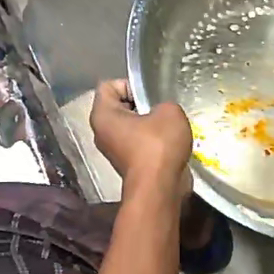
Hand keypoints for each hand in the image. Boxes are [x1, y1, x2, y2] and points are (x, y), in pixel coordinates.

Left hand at [90, 80, 192, 198]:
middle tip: (162, 110)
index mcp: (103, 115)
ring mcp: (115, 150)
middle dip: (143, 105)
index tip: (150, 95)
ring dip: (151, 125)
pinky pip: (141, 143)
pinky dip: (154, 142)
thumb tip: (161, 114)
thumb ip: (163, 104)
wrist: (160, 188)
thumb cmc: (158, 146)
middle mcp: (102, 132)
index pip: (109, 85)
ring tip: (170, 127)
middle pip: (121, 106)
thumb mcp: (169, 111)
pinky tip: (171, 144)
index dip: (131, 85)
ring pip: (133, 126)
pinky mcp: (129, 164)